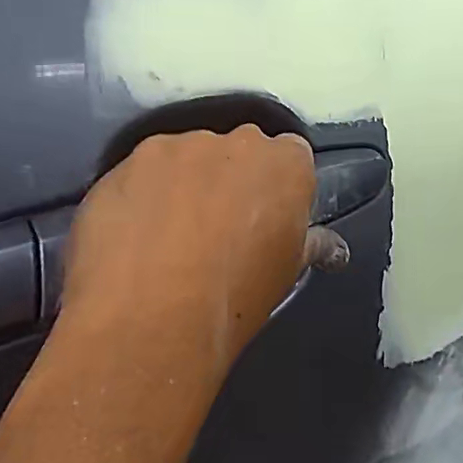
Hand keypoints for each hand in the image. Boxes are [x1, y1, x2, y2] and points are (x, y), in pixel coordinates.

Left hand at [59, 125, 316, 368]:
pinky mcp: (130, 159)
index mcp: (286, 163)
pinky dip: (140, 195)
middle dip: (230, 179)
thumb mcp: (286, 274)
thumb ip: (310, 244)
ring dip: (182, 184)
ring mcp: (180, 145)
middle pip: (238, 151)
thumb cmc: (234, 299)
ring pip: (187, 157)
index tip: (264, 215)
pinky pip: (143, 172)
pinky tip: (132, 236)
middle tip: (217, 227)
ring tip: (167, 236)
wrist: (150, 320)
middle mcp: (237, 141)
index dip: (277, 185)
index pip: (291, 156)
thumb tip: (332, 247)